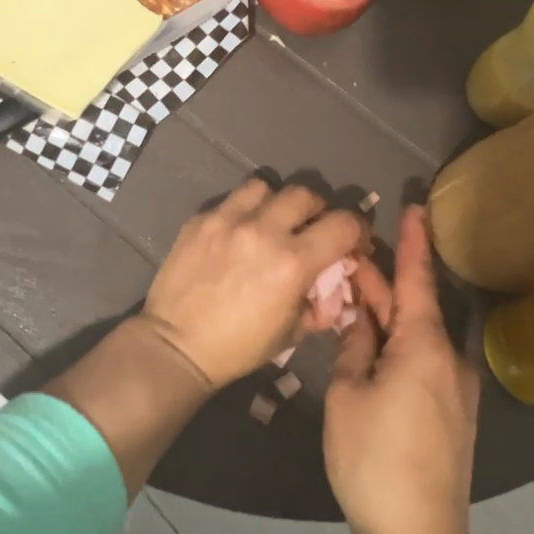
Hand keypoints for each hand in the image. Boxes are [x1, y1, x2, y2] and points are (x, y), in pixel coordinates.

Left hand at [141, 178, 367, 387]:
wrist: (176, 345)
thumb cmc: (238, 347)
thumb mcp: (291, 333)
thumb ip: (319, 302)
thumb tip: (335, 284)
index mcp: (293, 262)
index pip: (344, 224)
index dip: (357, 231)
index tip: (352, 242)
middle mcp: (263, 231)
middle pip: (306, 194)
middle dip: (317, 210)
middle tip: (310, 228)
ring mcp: (228, 220)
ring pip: (266, 187)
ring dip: (276, 202)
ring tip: (271, 222)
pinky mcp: (200, 219)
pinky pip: (231, 199)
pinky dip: (243, 210)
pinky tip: (237, 232)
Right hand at [325, 206, 481, 533]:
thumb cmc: (372, 459)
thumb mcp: (346, 395)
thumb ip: (354, 347)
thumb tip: (359, 316)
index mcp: (423, 346)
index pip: (418, 279)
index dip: (413, 242)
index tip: (415, 205)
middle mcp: (450, 359)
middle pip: (415, 306)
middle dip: (385, 281)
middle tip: (351, 257)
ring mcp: (456, 387)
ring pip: (419, 334)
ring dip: (389, 314)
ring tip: (356, 299)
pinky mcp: (453, 411)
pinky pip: (425, 359)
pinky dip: (400, 342)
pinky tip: (374, 345)